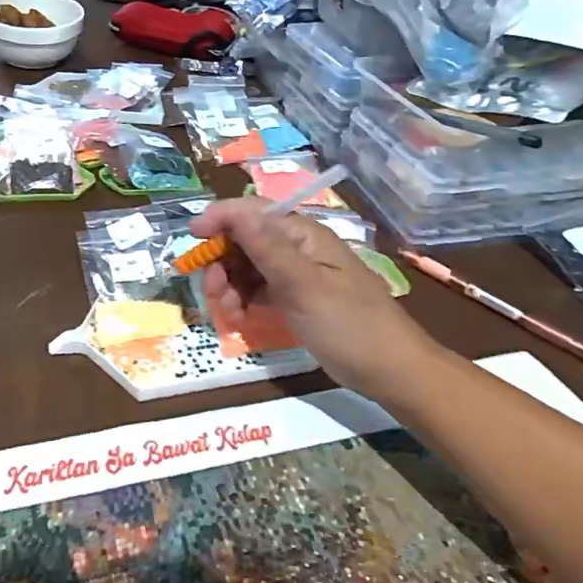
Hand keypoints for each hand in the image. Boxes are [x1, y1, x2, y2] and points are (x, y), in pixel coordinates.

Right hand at [189, 198, 432, 392]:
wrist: (390, 372)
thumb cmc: (348, 325)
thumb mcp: (303, 285)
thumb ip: (266, 247)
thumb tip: (232, 211)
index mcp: (302, 234)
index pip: (251, 211)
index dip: (219, 218)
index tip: (192, 238)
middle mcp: (296, 247)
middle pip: (243, 240)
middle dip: (221, 262)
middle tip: (213, 292)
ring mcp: (295, 273)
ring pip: (246, 266)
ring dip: (229, 285)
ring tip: (229, 314)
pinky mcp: (294, 297)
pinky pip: (257, 289)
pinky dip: (242, 300)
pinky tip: (240, 319)